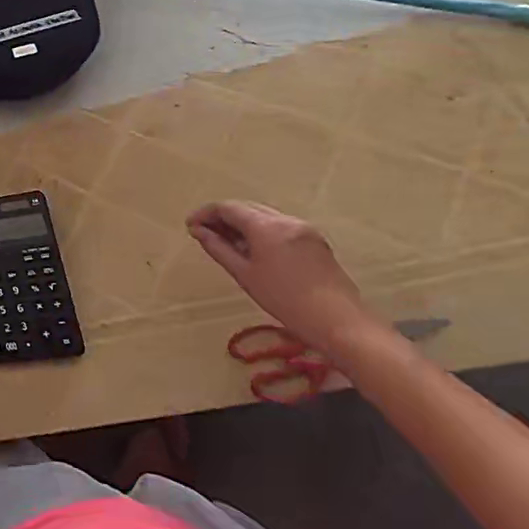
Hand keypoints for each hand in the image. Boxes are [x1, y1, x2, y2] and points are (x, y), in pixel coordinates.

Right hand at [187, 201, 380, 352]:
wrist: (338, 320)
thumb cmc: (284, 300)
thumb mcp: (245, 275)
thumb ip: (219, 248)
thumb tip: (199, 231)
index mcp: (266, 227)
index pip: (228, 208)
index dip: (206, 213)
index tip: (190, 226)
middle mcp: (286, 220)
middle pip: (246, 207)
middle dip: (222, 217)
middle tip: (204, 234)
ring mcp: (303, 228)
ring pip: (263, 215)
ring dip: (241, 224)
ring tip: (226, 243)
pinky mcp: (314, 240)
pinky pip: (279, 226)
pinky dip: (260, 231)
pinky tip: (252, 250)